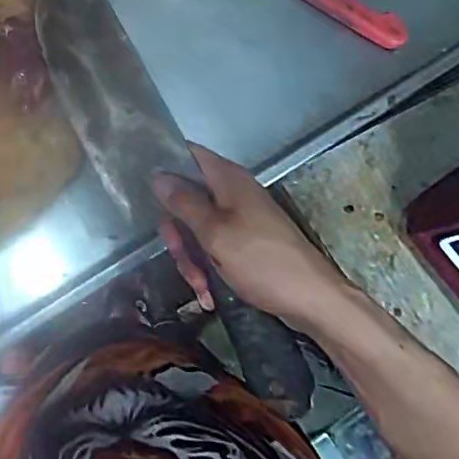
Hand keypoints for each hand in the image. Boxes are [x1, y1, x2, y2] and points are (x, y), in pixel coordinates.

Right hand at [153, 142, 353, 330]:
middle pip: (185, 198)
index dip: (164, 163)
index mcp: (227, 180)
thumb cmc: (263, 261)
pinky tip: (208, 291)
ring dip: (191, 257)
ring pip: (196, 227)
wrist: (315, 304)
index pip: (187, 153)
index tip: (143, 185)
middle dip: (177, 231)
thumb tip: (158, 176)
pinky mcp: (245, 243)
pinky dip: (206, 267)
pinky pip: (213, 246)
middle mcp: (232, 193)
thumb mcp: (214, 232)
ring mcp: (240, 219)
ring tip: (199, 284)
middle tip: (179, 253)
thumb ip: (183, 202)